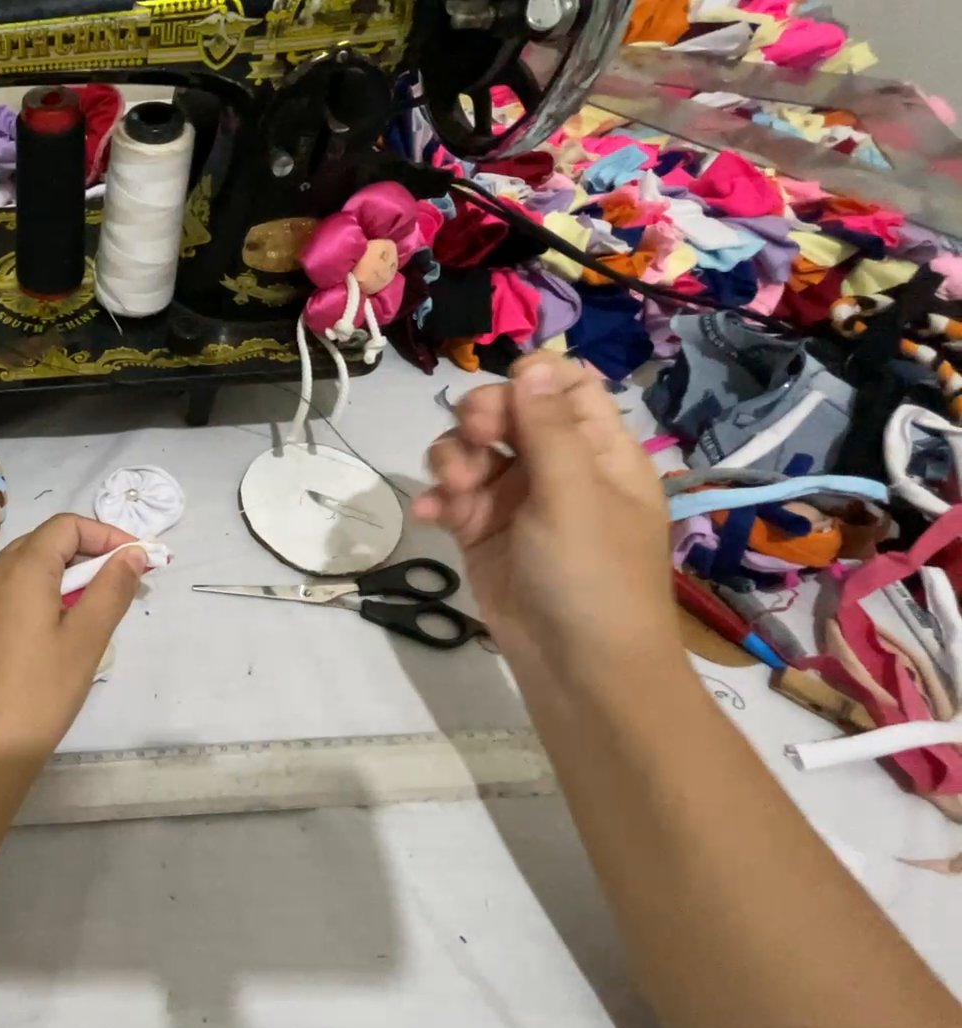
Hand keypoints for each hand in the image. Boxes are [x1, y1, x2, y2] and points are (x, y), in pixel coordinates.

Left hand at [0, 514, 146, 780]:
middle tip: (121, 587)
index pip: (66, 525)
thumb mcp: (85, 642)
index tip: (137, 562)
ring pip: (19, 572)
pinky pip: (0, 599)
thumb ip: (110, 590)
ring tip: (88, 614)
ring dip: (58, 578)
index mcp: (20, 570)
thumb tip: (131, 553)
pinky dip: (31, 601)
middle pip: (42, 544)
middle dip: (85, 555)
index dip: (106, 535)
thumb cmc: (38, 695)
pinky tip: (45, 639)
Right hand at [411, 353, 673, 668]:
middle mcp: (557, 468)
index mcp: (598, 452)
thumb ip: (547, 429)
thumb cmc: (591, 574)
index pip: (566, 389)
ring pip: (470, 453)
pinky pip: (450, 497)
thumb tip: (534, 364)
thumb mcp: (573, 496)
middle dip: (478, 422)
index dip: (529, 382)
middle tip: (470, 440)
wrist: (575, 663)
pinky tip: (430, 516)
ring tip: (452, 493)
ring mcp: (515, 500)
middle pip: (507, 414)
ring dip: (451, 462)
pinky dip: (436, 500)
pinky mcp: (480, 530)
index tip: (498, 401)